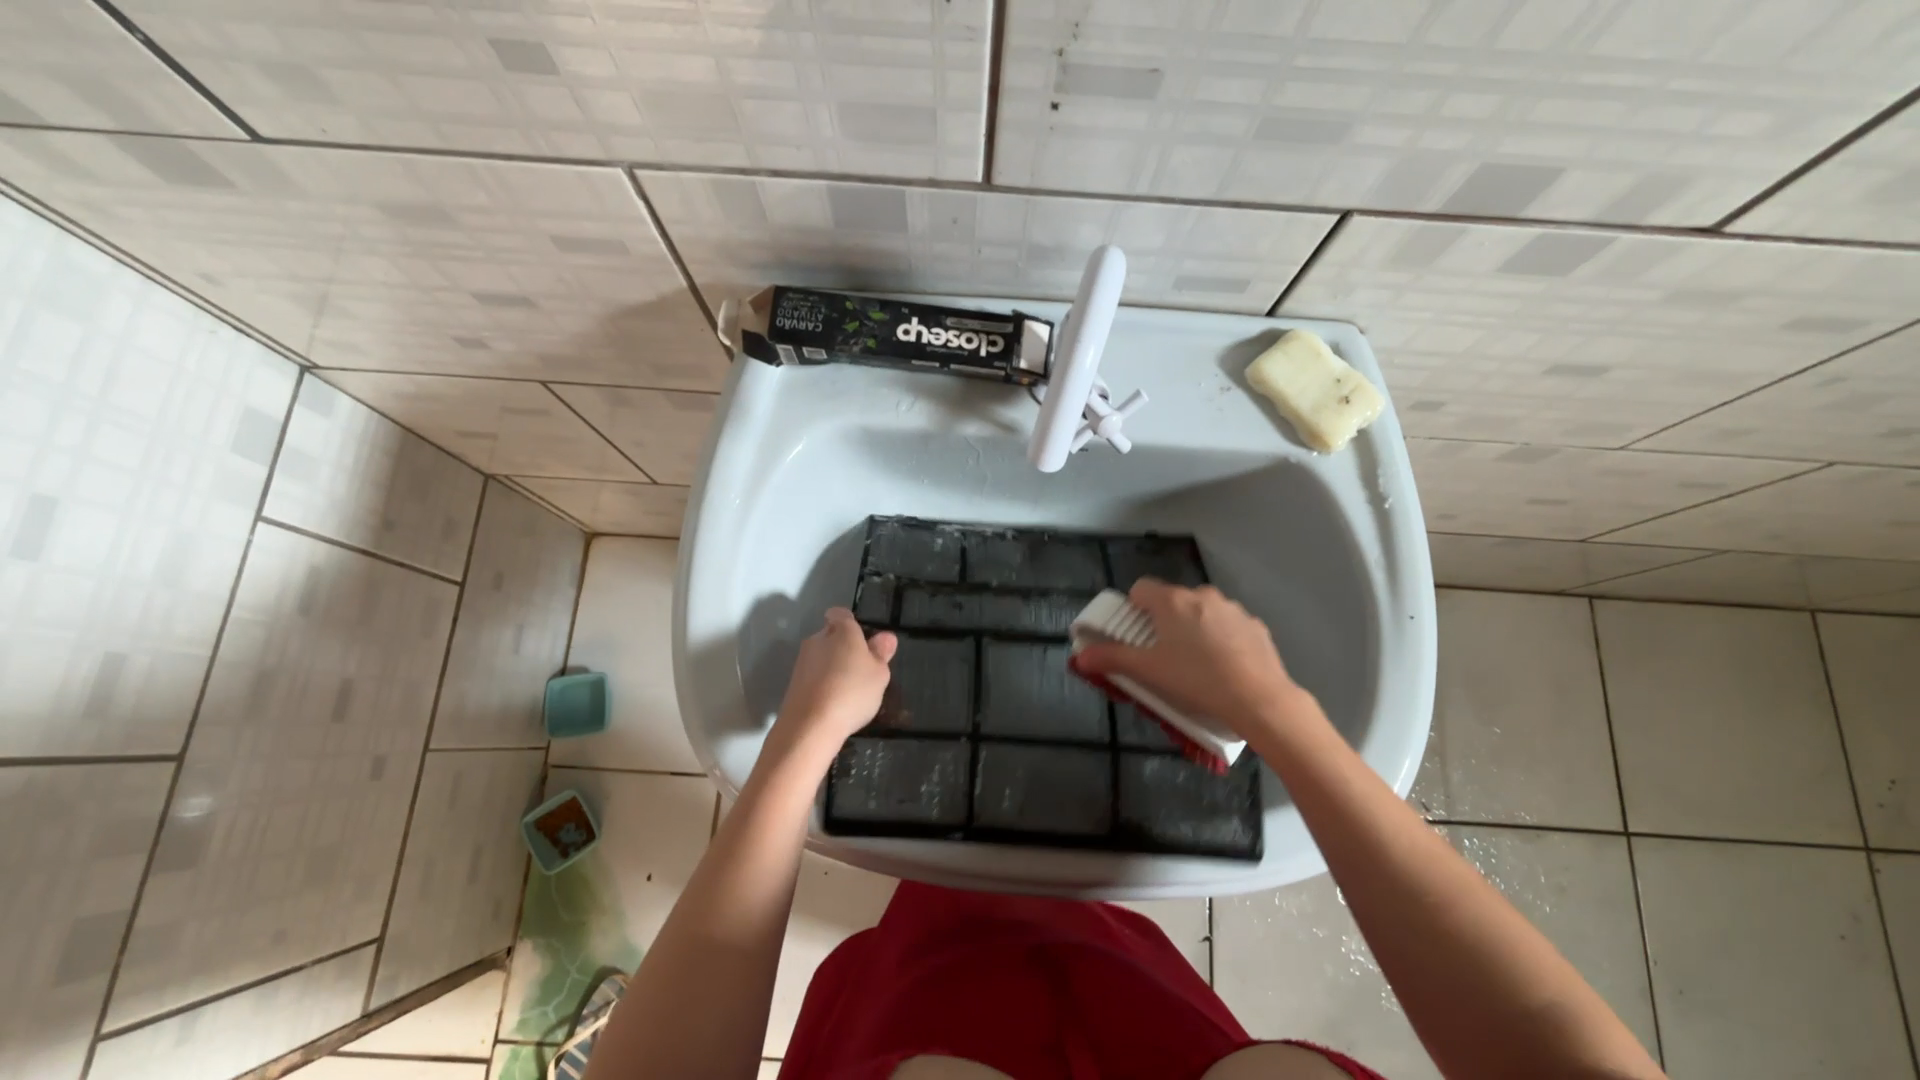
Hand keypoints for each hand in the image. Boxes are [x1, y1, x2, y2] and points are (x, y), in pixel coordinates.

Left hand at [764, 608, 896, 767]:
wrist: (810, 725)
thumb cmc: (852, 692)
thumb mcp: (879, 674)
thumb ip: (881, 653)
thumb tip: (885, 636)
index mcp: (841, 631)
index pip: (840, 614)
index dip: (850, 624)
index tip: (862, 641)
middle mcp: (817, 639)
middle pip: (830, 636)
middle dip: (843, 648)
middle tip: (861, 670)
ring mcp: (802, 662)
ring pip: (821, 658)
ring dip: (832, 668)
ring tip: (849, 691)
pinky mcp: (792, 683)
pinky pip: (812, 677)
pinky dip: (822, 685)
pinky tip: (833, 704)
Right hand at [1073, 578, 1316, 742]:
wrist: (1259, 698)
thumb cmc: (1196, 680)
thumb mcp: (1148, 671)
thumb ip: (1112, 659)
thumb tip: (1080, 657)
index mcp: (1173, 601)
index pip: (1141, 589)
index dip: (1133, 610)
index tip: (1135, 635)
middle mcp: (1202, 595)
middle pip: (1172, 601)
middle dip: (1163, 623)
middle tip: (1162, 656)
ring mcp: (1233, 609)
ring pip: (1202, 612)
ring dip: (1193, 630)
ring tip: (1195, 666)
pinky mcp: (1255, 626)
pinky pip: (1228, 627)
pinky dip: (1221, 640)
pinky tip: (1223, 669)